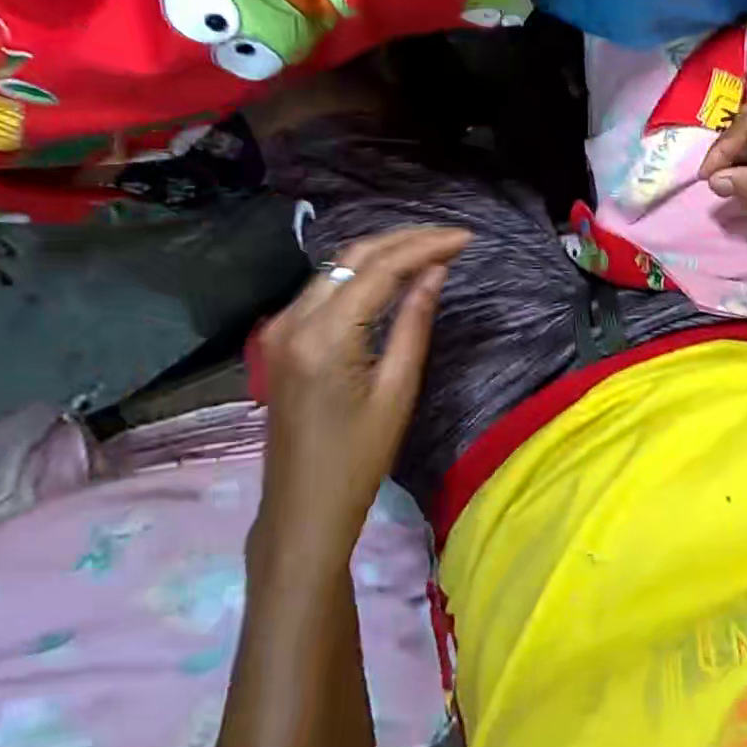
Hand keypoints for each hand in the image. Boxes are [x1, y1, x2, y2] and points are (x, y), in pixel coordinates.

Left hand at [255, 226, 471, 545]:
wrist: (302, 508)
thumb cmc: (358, 459)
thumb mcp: (397, 391)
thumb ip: (414, 322)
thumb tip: (435, 271)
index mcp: (325, 336)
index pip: (379, 269)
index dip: (425, 247)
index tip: (465, 239)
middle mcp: (294, 319)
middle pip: (353, 257)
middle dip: (405, 241)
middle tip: (451, 238)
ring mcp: (281, 327)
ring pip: (336, 268)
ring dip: (383, 253)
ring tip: (429, 249)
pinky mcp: (281, 338)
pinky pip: (324, 289)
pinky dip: (360, 275)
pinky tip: (391, 275)